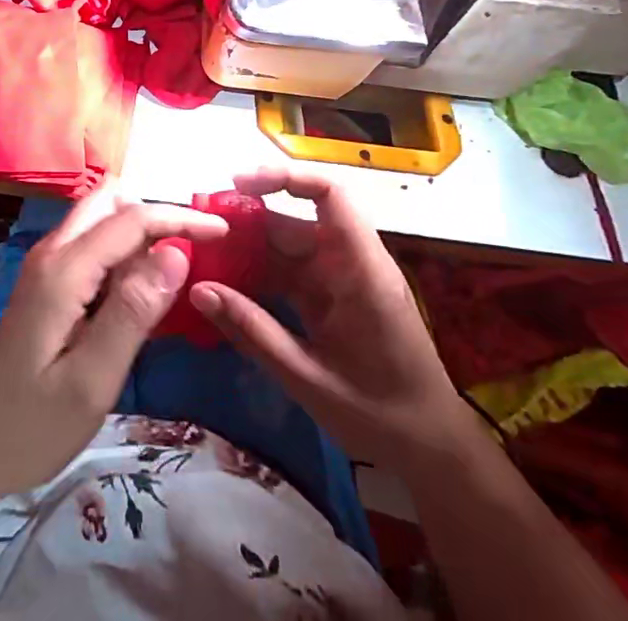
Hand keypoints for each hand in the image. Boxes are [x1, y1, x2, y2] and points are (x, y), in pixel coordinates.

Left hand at [0, 189, 227, 503]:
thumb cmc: (32, 424)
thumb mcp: (92, 379)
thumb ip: (134, 312)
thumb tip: (176, 252)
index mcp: (64, 271)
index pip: (131, 219)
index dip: (179, 218)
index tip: (224, 235)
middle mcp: (52, 255)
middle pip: (109, 203)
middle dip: (158, 212)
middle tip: (201, 244)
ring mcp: (46, 268)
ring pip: (100, 221)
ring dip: (142, 229)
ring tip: (182, 263)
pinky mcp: (48, 286)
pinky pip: (93, 247)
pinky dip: (125, 252)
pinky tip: (146, 287)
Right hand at [189, 167, 463, 462]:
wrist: (431, 449)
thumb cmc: (381, 414)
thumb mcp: (308, 377)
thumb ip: (253, 331)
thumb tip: (198, 289)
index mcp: (361, 271)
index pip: (330, 196)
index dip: (285, 178)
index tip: (237, 184)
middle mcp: (352, 265)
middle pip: (296, 223)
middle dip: (246, 222)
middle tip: (195, 232)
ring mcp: (342, 282)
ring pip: (288, 249)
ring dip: (247, 251)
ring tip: (200, 257)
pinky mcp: (333, 301)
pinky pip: (290, 275)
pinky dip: (259, 277)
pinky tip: (224, 285)